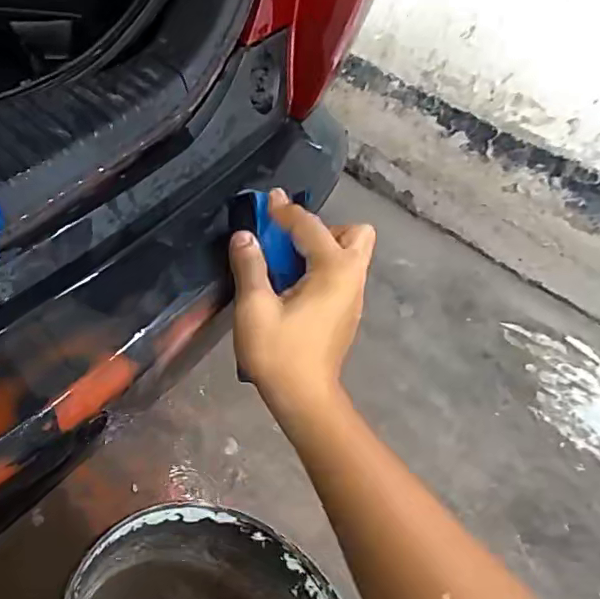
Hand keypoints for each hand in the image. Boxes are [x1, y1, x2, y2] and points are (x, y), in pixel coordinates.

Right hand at [228, 188, 375, 413]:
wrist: (304, 398)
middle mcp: (352, 278)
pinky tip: (292, 290)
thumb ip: (250, 266)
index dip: (284, 211)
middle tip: (289, 246)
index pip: (309, 227)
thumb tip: (245, 236)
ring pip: (349, 256)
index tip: (266, 200)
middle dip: (321, 230)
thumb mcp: (254, 308)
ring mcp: (354, 298)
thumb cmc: (279, 353)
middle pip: (353, 234)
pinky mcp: (347, 314)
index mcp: (333, 270)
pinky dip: (320, 270)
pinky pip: (340, 277)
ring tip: (285, 268)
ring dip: (321, 249)